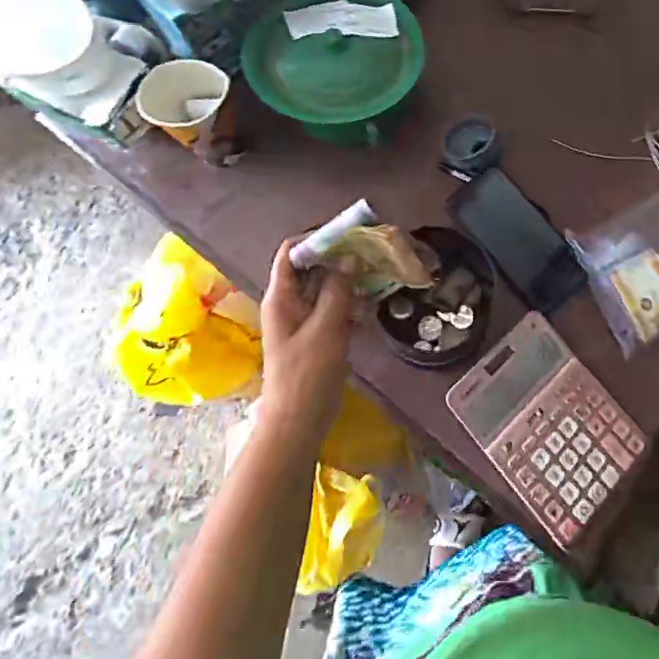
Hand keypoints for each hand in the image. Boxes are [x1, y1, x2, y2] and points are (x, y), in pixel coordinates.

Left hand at [258, 239, 356, 438]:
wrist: (298, 422)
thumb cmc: (306, 375)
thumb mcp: (325, 329)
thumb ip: (337, 291)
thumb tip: (350, 256)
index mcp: (281, 296)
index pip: (291, 251)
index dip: (316, 238)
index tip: (348, 235)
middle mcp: (290, 302)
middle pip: (312, 267)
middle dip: (341, 259)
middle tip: (372, 253)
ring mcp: (304, 319)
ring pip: (327, 288)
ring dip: (350, 283)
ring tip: (376, 279)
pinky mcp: (318, 335)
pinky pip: (334, 309)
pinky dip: (351, 306)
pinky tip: (370, 311)